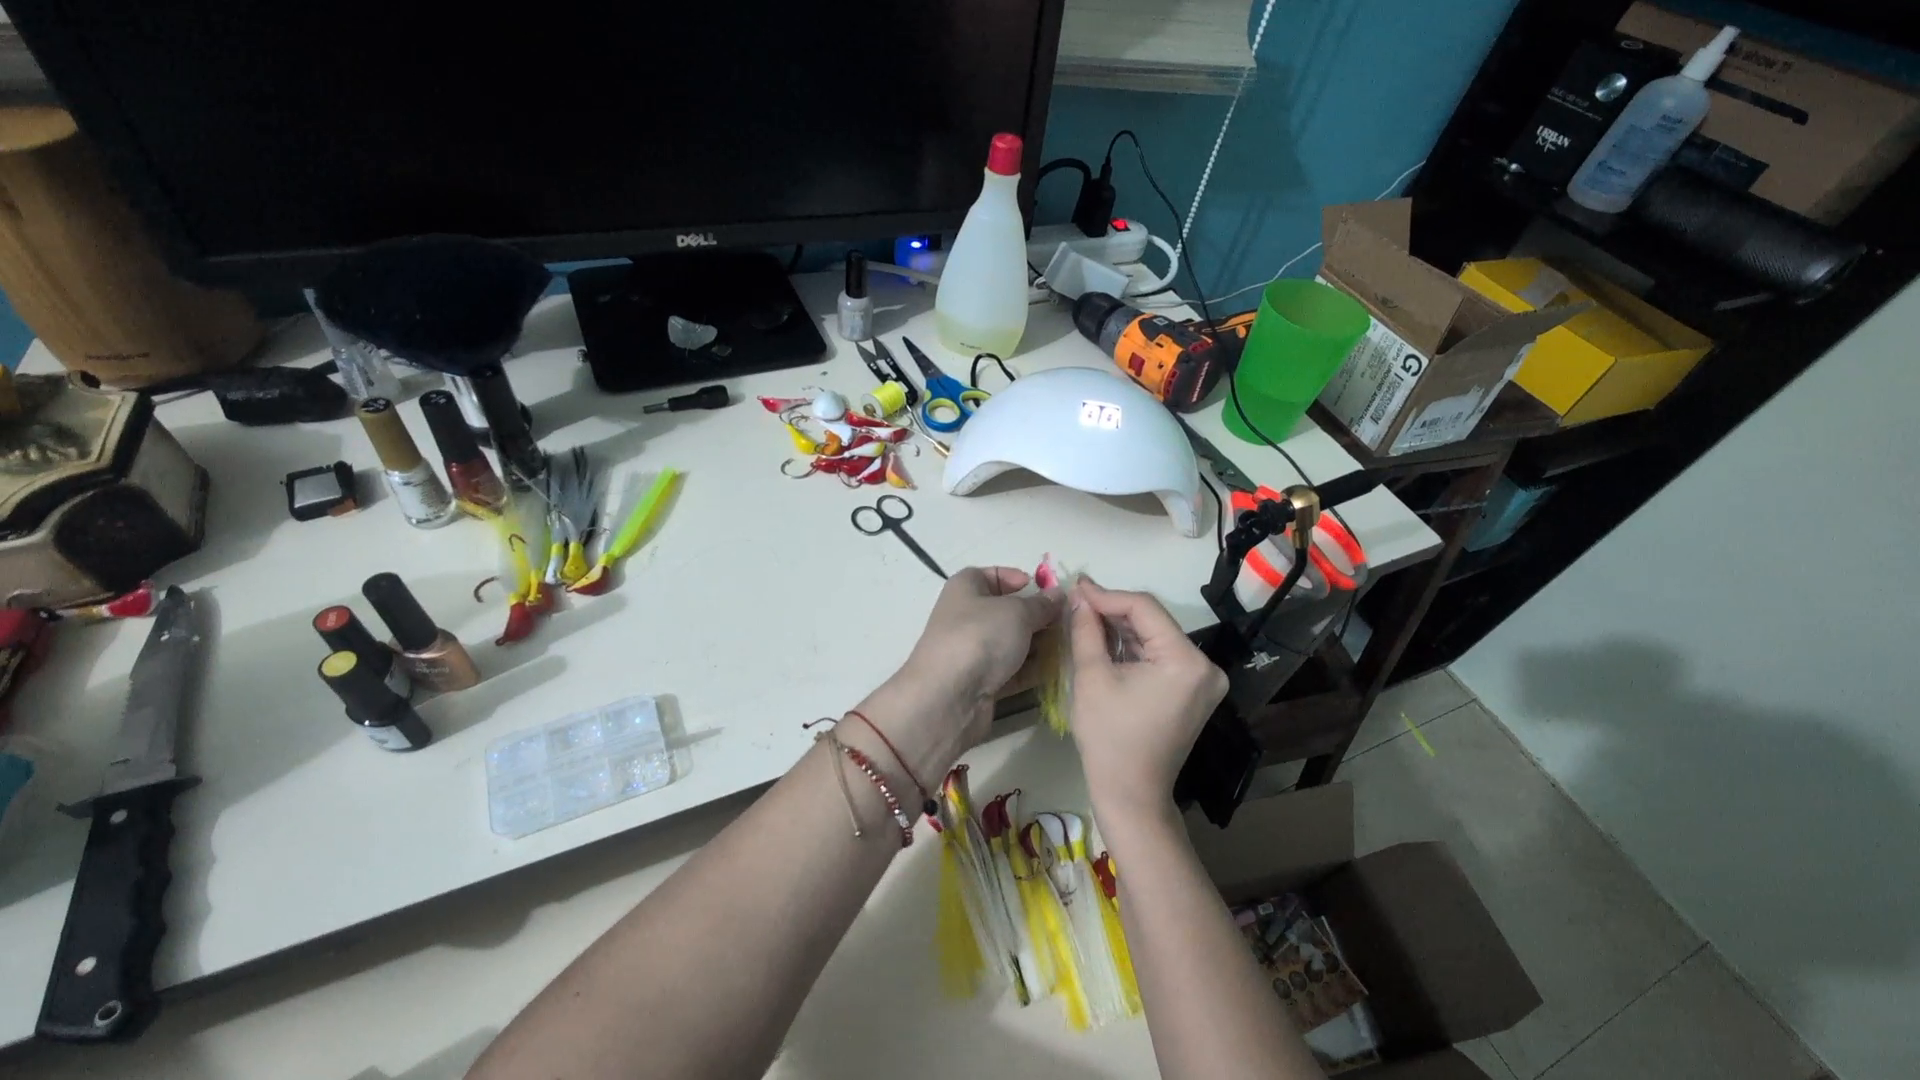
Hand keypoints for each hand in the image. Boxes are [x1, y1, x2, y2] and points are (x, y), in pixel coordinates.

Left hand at [856, 567, 1061, 784]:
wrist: (949, 697)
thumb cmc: (980, 637)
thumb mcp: (1017, 612)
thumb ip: (1041, 604)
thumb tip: (1057, 595)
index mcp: (966, 588)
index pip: (993, 575)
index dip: (1020, 579)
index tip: (1046, 591)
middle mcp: (965, 617)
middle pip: (1007, 612)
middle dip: (1037, 617)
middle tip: (1068, 622)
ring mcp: (972, 652)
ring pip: (1011, 643)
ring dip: (1038, 645)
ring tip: (1071, 646)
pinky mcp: (980, 682)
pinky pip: (1011, 670)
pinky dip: (1031, 670)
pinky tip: (1058, 671)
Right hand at [1067, 578, 1227, 819]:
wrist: (1131, 794)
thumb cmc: (1109, 738)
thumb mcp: (1092, 677)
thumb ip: (1087, 629)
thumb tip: (1079, 595)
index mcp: (1186, 660)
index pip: (1145, 608)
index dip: (1107, 595)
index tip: (1075, 587)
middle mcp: (1205, 666)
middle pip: (1153, 621)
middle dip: (1113, 610)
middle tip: (1076, 601)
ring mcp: (1203, 680)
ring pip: (1156, 638)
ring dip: (1122, 628)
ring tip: (1084, 618)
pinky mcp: (1194, 692)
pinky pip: (1161, 657)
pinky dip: (1135, 649)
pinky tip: (1105, 641)